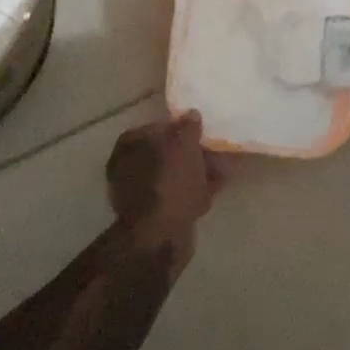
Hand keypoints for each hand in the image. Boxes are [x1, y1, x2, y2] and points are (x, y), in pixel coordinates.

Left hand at [106, 111, 224, 254]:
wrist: (160, 235)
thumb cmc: (169, 182)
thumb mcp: (183, 146)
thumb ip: (188, 127)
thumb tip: (191, 114)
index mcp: (128, 146)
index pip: (154, 128)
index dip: (179, 128)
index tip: (199, 131)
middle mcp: (127, 168)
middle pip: (164, 154)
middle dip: (190, 153)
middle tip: (214, 150)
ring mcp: (139, 194)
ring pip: (173, 176)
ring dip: (196, 172)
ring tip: (222, 169)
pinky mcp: (154, 216)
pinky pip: (178, 196)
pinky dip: (195, 191)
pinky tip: (216, 189)